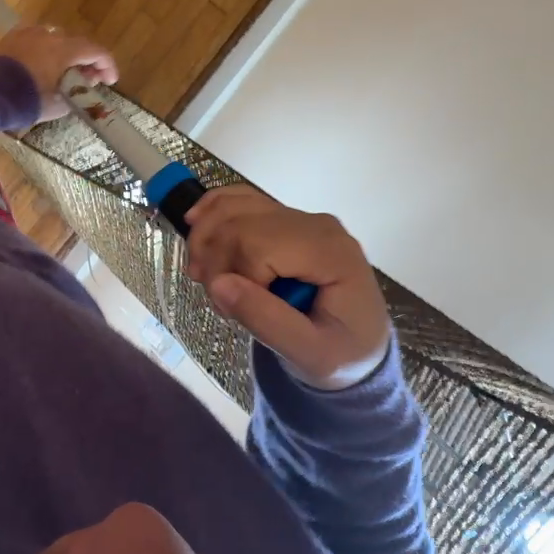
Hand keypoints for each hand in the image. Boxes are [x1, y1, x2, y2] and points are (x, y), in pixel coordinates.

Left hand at [0, 25, 117, 121]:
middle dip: (85, 61)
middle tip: (87, 79)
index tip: (110, 81)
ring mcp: (27, 34)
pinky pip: (34, 40)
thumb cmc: (25, 100)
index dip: (107, 65)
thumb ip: (73, 95)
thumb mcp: (55, 105)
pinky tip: (40, 64)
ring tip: (63, 71)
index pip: (95, 51)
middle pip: (75, 44)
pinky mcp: (10, 38)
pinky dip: (43, 50)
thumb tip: (78, 88)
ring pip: (54, 39)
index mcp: (63, 50)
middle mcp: (48, 36)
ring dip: (63, 53)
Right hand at [182, 185, 390, 390]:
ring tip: (201, 273)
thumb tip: (218, 283)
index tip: (228, 313)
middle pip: (241, 223)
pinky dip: (212, 209)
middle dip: (212, 259)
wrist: (358, 347)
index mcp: (332, 253)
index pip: (259, 245)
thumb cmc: (342, 354)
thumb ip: (268, 321)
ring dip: (205, 237)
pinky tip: (195, 224)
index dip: (232, 275)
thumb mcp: (312, 354)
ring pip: (234, 206)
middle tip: (213, 298)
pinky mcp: (285, 218)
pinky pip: (240, 199)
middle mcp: (317, 225)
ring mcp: (300, 217)